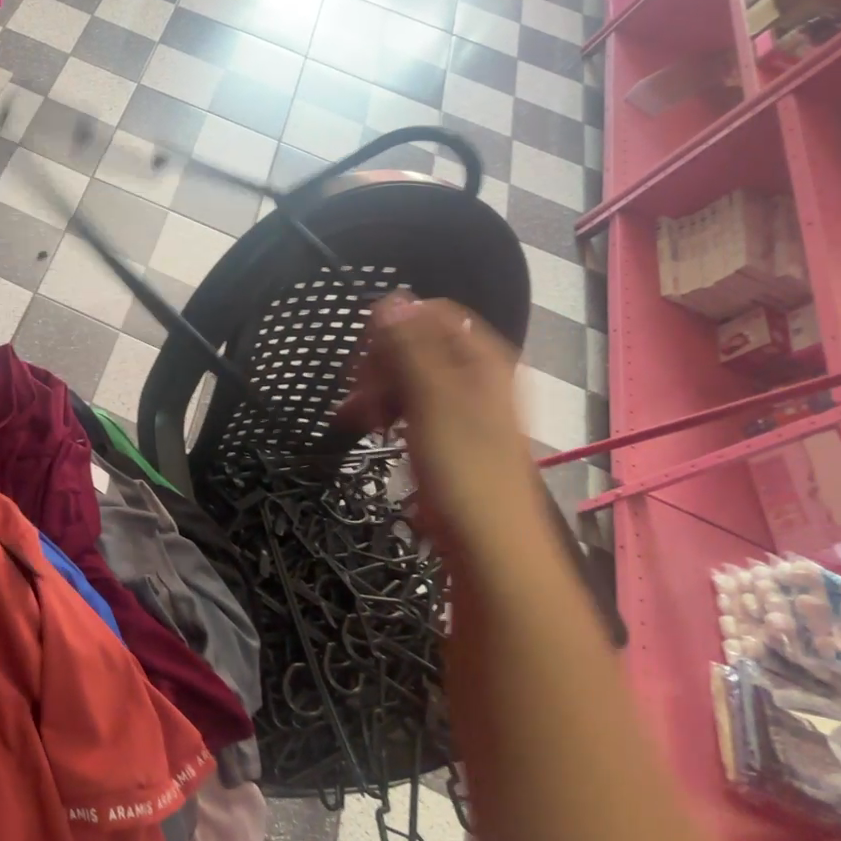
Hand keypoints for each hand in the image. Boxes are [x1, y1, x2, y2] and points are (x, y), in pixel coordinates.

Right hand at [336, 293, 547, 567]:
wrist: (486, 540)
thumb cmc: (462, 468)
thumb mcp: (432, 401)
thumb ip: (410, 349)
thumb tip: (389, 299)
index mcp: (481, 360)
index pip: (433, 315)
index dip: (394, 326)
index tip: (362, 354)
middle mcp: (474, 376)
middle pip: (416, 344)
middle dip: (378, 363)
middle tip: (355, 391)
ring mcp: (460, 406)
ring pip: (407, 376)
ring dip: (375, 389)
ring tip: (353, 416)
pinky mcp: (445, 434)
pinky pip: (408, 405)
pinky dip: (384, 410)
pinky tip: (366, 427)